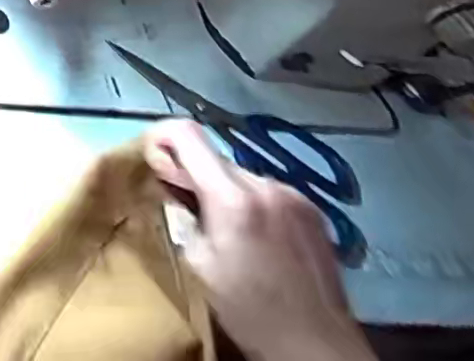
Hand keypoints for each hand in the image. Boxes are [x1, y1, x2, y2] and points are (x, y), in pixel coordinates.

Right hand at [145, 120, 375, 360]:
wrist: (320, 351)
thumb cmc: (250, 313)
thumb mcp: (197, 265)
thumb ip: (180, 214)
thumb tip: (169, 184)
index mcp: (232, 197)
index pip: (187, 134)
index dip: (162, 137)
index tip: (154, 159)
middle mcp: (265, 184)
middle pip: (214, 158)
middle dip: (194, 175)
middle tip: (186, 206)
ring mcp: (293, 195)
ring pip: (240, 175)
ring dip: (225, 190)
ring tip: (226, 230)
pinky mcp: (313, 210)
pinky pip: (267, 191)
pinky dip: (252, 203)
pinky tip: (258, 239)